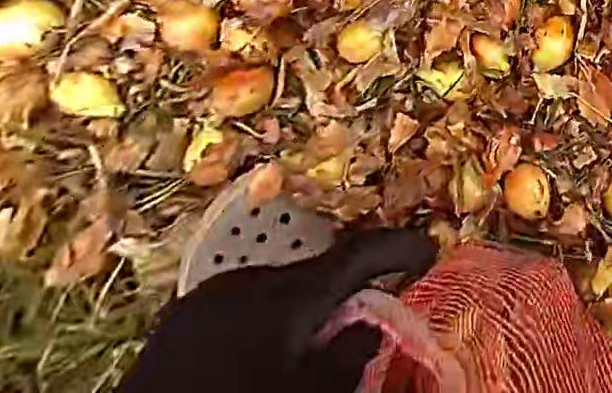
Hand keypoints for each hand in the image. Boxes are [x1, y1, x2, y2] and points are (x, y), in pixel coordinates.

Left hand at [118, 228, 436, 392]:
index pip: (359, 253)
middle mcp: (251, 281)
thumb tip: (368, 327)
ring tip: (312, 346)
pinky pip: (243, 306)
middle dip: (348, 290)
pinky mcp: (181, 321)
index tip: (431, 248)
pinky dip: (267, 322)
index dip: (399, 248)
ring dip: (305, 310)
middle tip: (371, 315)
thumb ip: (345, 363)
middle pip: (319, 273)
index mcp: (287, 295)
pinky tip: (261, 357)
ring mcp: (210, 298)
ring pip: (280, 290)